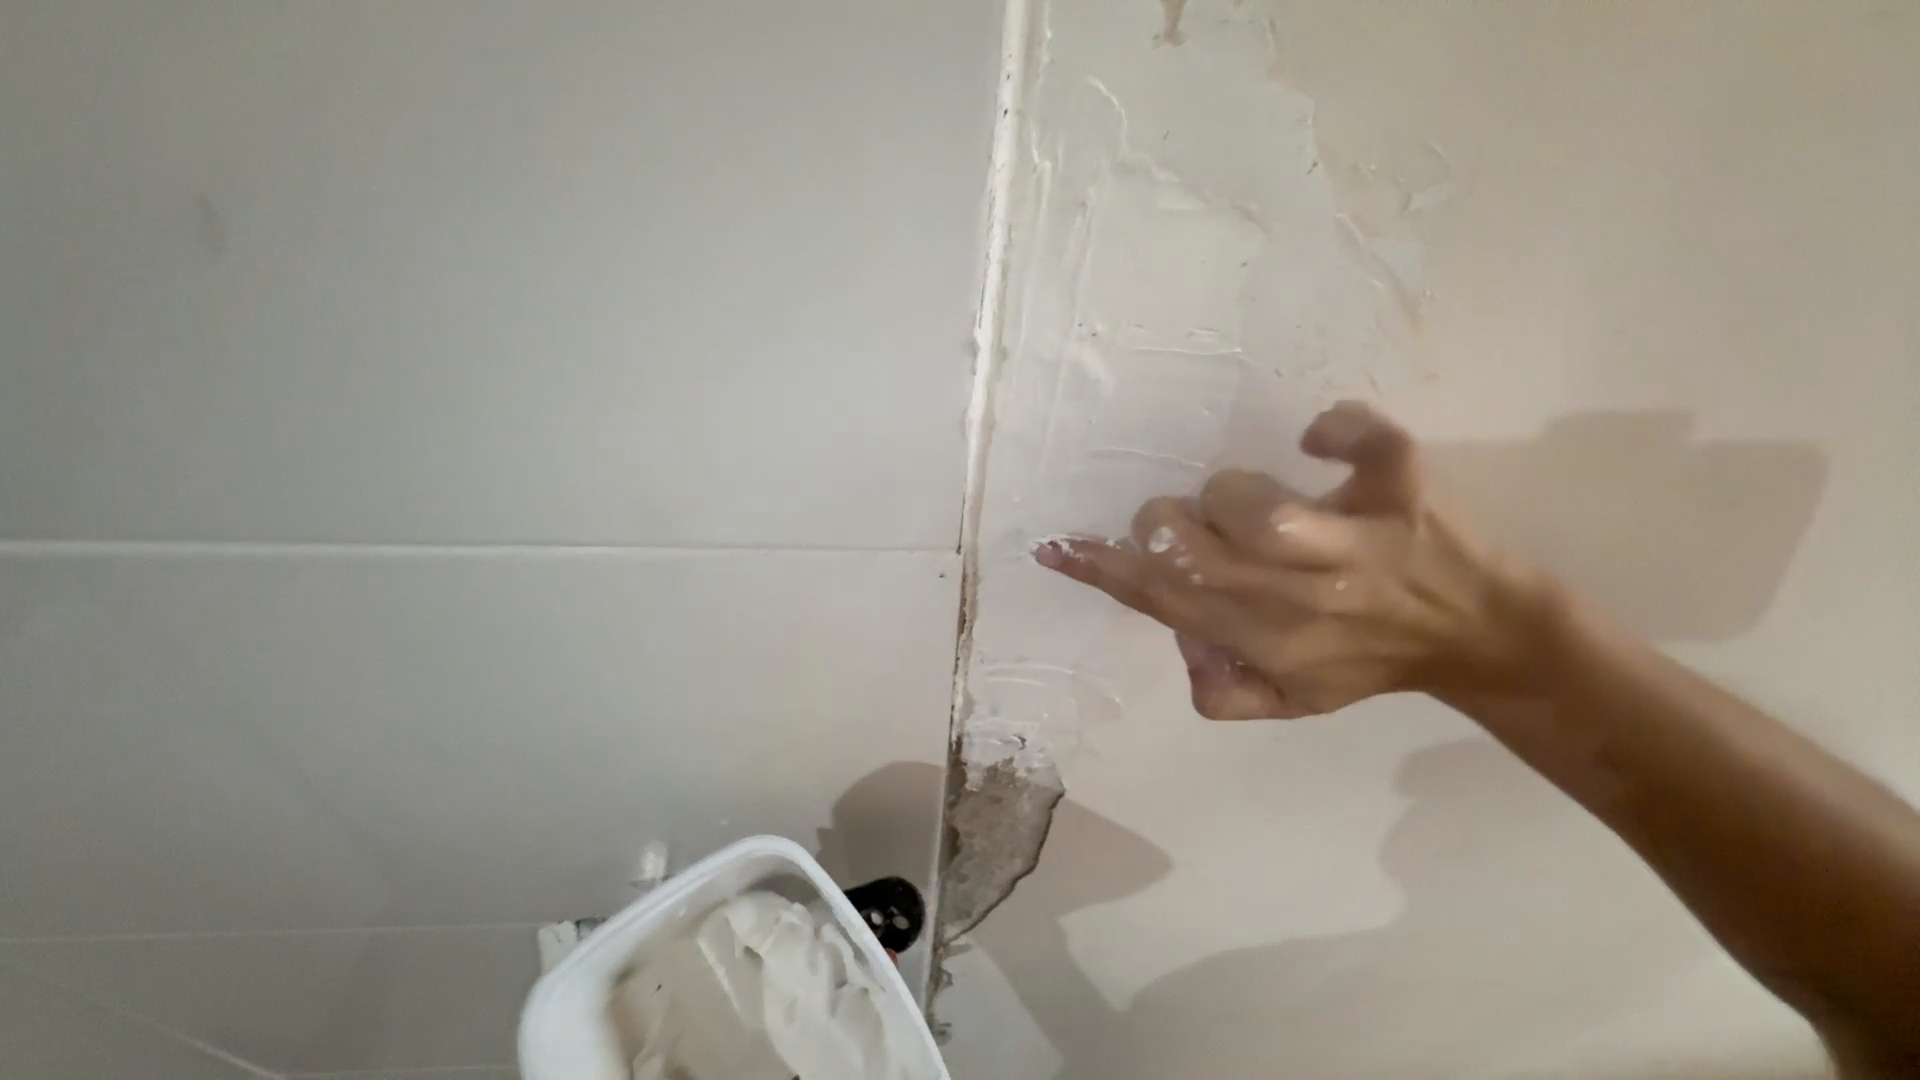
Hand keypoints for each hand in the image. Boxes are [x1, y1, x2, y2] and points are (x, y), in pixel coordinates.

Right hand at [1035, 401, 1549, 719]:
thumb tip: (1178, 637)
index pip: (1163, 600)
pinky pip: (1359, 440)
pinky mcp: (1402, 491)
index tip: (1058, 545)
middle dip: (1167, 525)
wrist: (1480, 636)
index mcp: (1265, 641)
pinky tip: (1318, 442)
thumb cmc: (1368, 662)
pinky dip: (1336, 430)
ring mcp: (1353, 542)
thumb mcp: (1288, 702)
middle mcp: (1300, 595)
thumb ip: (1219, 690)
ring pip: (1247, 501)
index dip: (1102, 569)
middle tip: (1192, 529)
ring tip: (1251, 506)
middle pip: (1189, 543)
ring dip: (1231, 494)